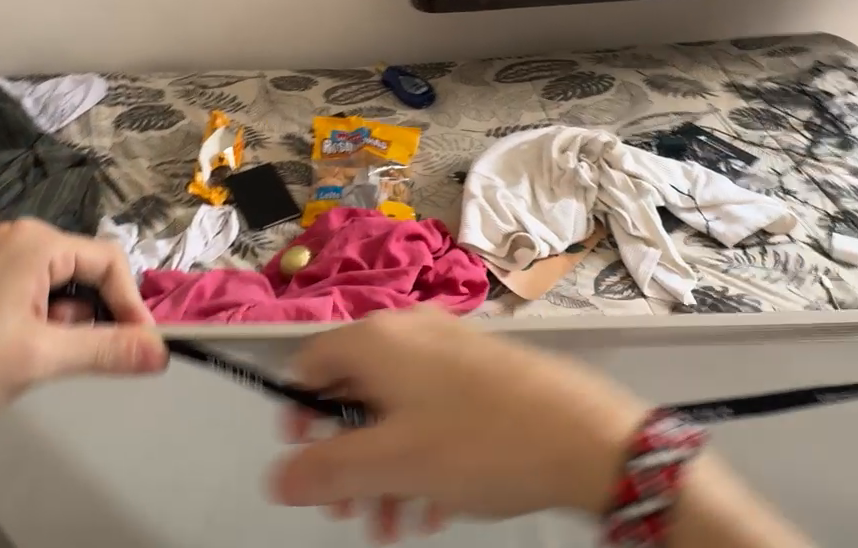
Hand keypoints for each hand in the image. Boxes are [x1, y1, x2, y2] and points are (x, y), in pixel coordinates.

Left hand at [0, 219, 166, 462]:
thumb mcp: (40, 359)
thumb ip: (106, 350)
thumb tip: (162, 351)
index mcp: (38, 242)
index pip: (110, 262)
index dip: (132, 305)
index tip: (143, 350)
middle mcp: (23, 237)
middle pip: (89, 270)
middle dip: (99, 315)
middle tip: (97, 361)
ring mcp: (1, 257)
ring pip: (64, 286)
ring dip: (71, 323)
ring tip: (47, 362)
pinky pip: (38, 293)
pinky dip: (47, 322)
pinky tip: (26, 354)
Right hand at [268, 307, 648, 539]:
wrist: (581, 433)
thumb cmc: (476, 442)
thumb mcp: (393, 463)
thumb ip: (328, 469)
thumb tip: (276, 476)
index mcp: (376, 340)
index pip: (309, 363)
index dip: (298, 415)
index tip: (306, 465)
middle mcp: (406, 331)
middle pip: (351, 390)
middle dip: (345, 456)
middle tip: (350, 512)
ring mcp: (446, 347)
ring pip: (393, 407)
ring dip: (383, 467)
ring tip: (395, 525)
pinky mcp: (478, 368)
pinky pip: (430, 408)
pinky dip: (420, 453)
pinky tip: (436, 504)